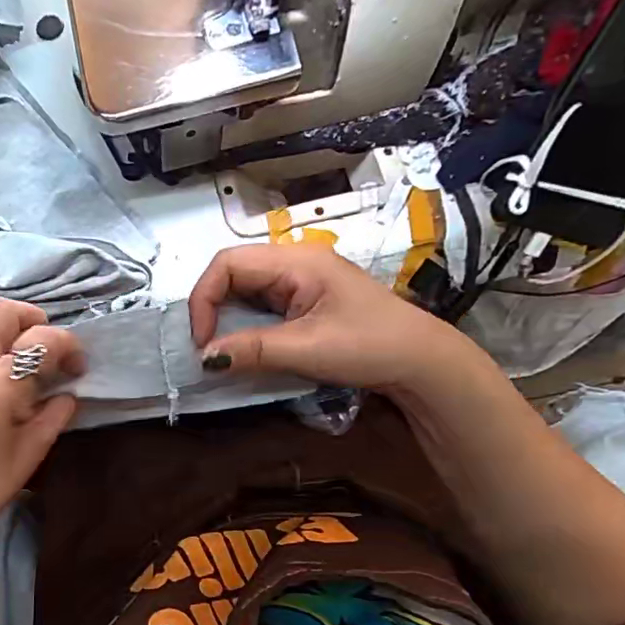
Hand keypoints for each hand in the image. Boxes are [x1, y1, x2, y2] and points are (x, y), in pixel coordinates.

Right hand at [188, 245, 483, 393]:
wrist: (420, 362)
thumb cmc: (369, 346)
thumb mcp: (306, 349)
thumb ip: (252, 350)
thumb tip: (205, 358)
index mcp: (296, 261)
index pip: (227, 263)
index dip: (204, 298)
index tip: (204, 341)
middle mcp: (294, 263)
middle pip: (232, 273)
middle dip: (211, 308)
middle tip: (208, 348)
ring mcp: (299, 281)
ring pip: (243, 290)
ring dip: (226, 318)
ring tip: (223, 350)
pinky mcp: (303, 301)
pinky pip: (260, 305)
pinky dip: (243, 325)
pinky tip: (245, 347)